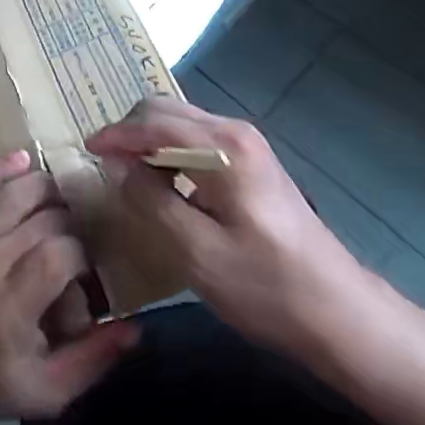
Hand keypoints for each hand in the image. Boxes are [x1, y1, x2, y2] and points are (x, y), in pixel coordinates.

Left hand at [0, 149, 140, 424]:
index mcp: (10, 305)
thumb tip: (135, 327)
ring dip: (44, 188)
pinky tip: (23, 160)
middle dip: (70, 226)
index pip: (59, 253)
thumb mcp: (50, 392)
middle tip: (78, 244)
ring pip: (12, 192)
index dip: (83, 255)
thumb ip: (94, 359)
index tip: (87, 272)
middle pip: (42, 219)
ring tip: (62, 203)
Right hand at [86, 97, 369, 359]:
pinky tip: (158, 180)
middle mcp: (235, 132)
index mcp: (224, 147)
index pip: (154, 121)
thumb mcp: (197, 252)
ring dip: (148, 139)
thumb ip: (151, 201)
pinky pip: (196, 140)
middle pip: (167, 111)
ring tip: (122, 169)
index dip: (116, 134)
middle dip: (129, 130)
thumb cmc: (266, 286)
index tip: (86, 149)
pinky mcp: (251, 162)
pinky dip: (168, 150)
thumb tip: (117, 164)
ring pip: (181, 122)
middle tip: (101, 160)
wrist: (339, 312)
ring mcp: (247, 145)